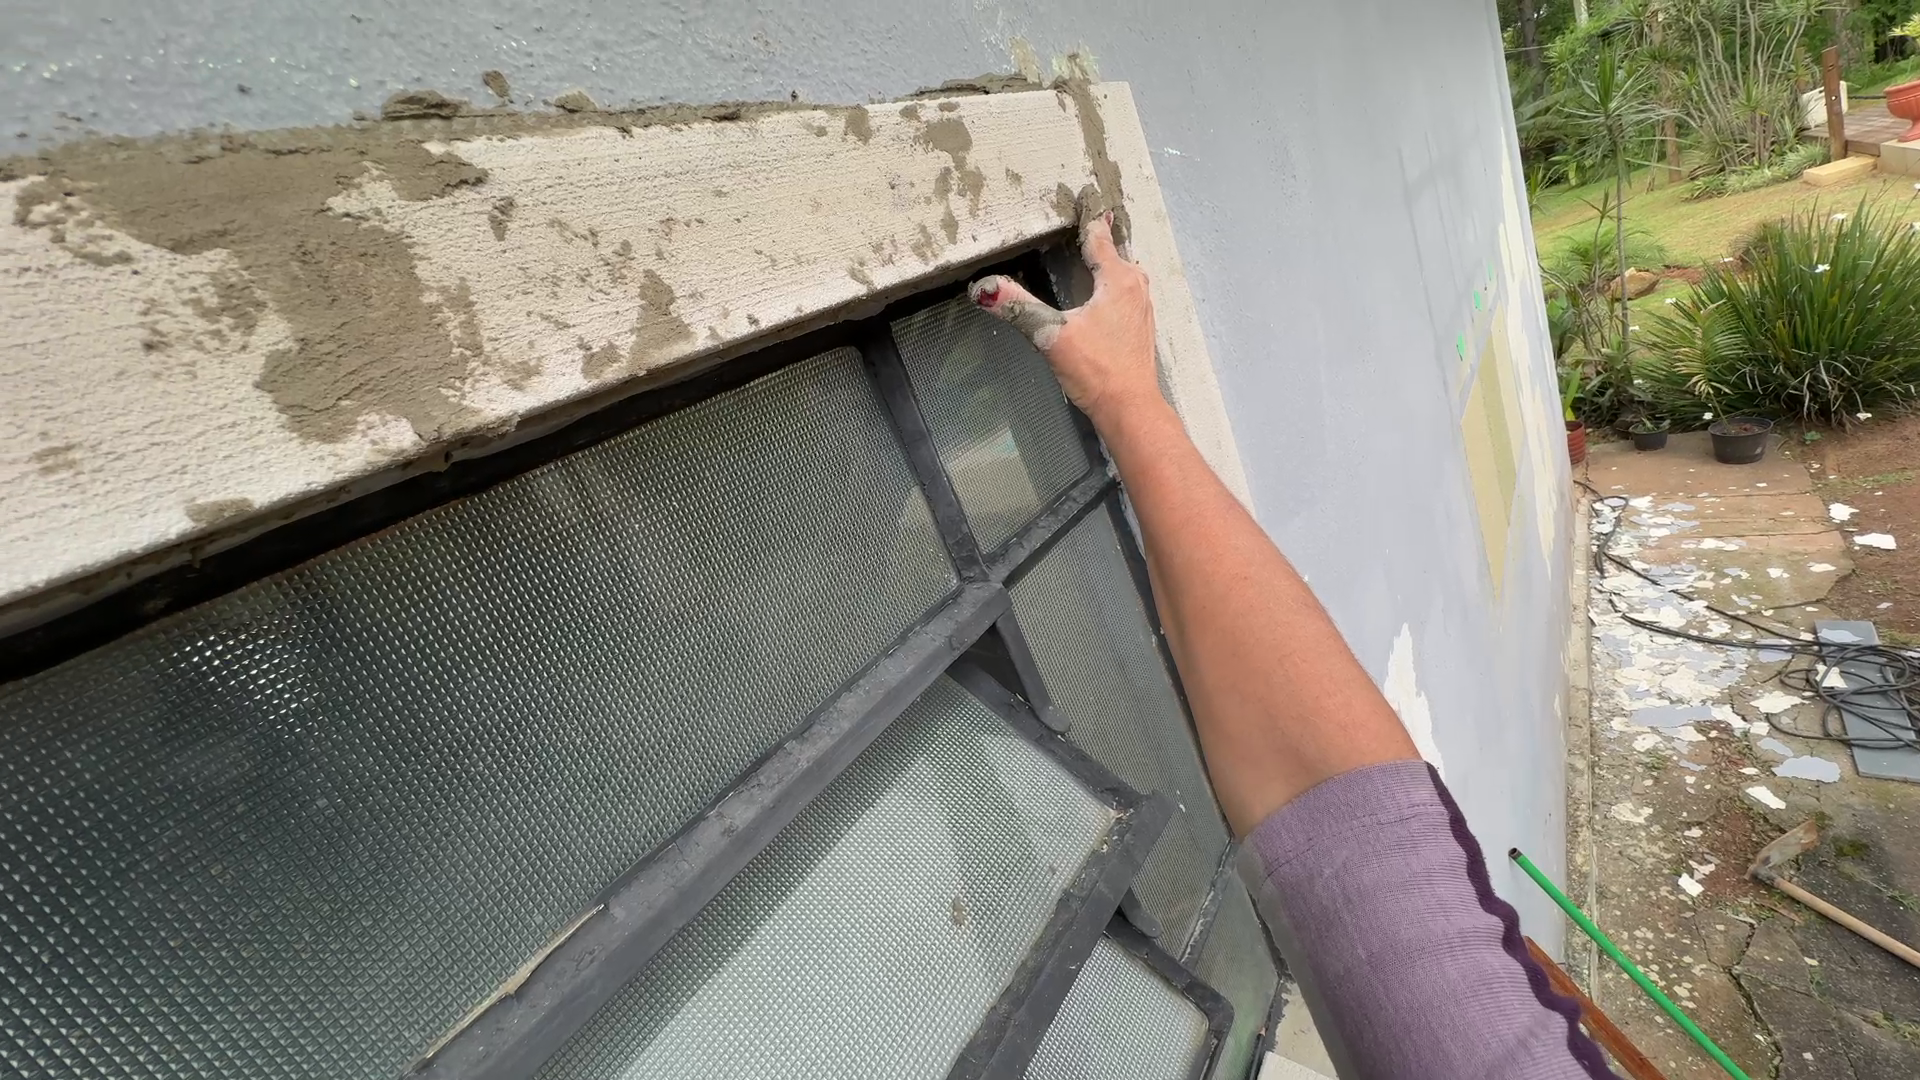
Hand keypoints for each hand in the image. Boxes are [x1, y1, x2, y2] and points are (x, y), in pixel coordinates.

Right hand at [968, 213, 1160, 430]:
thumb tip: (983, 288)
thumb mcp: (1051, 335)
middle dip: (1097, 239)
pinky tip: (1097, 298)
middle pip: (1113, 252)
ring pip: (1121, 274)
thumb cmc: (1096, 370)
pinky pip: (1124, 295)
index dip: (1086, 218)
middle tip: (1079, 225)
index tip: (1081, 197)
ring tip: (1085, 257)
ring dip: (1105, 265)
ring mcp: (1142, 308)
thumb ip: (1018, 307)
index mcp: (1118, 278)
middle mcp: (1136, 286)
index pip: (1098, 237)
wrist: (1130, 408)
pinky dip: (1110, 288)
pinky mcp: (1140, 329)